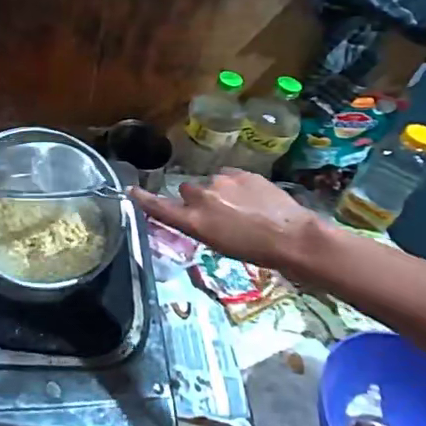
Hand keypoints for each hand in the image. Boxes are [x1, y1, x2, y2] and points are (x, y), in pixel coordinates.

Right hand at [128, 171, 321, 275]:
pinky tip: (254, 199)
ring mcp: (222, 181)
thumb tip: (196, 214)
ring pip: (212, 183)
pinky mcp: (242, 172)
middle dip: (197, 199)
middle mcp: (202, 197)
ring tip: (242, 209)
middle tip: (217, 214)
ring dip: (220, 192)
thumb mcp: (221, 246)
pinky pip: (231, 176)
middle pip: (188, 191)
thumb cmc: (258, 252)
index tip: (131, 190)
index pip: (160, 207)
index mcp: (195, 221)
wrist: (295, 237)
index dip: (144, 199)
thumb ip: (201, 225)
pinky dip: (237, 186)